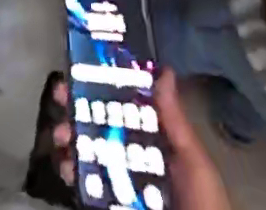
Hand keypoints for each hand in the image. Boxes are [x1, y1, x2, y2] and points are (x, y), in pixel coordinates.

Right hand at [46, 71, 232, 209]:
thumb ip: (175, 120)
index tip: (79, 68)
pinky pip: (80, 182)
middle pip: (94, 123)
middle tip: (60, 96)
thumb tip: (163, 69)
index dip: (98, 85)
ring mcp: (115, 181)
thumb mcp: (194, 163)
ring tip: (62, 137)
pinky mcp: (103, 202)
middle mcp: (129, 155)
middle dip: (73, 107)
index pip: (119, 105)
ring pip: (82, 149)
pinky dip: (68, 170)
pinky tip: (66, 167)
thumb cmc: (205, 206)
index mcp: (150, 139)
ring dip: (66, 137)